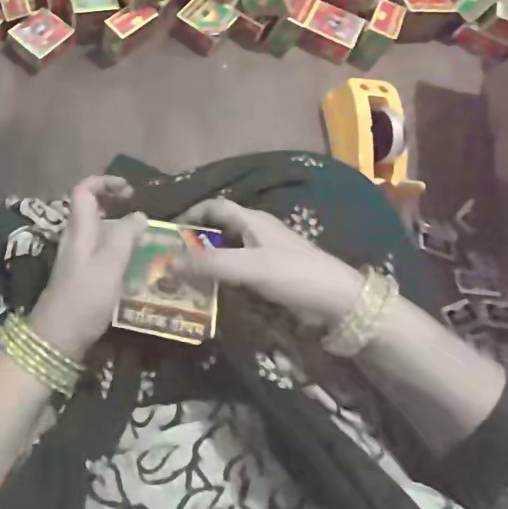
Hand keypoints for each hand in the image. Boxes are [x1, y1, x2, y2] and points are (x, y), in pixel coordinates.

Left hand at [29, 176, 141, 358]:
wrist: (57, 338)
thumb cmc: (84, 298)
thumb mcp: (109, 265)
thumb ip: (125, 236)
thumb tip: (138, 214)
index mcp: (79, 229)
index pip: (84, 190)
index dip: (104, 182)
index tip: (129, 189)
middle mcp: (76, 238)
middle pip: (93, 209)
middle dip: (118, 206)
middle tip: (145, 216)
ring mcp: (78, 257)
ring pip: (100, 232)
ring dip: (122, 230)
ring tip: (149, 240)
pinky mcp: (83, 275)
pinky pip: (103, 251)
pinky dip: (120, 250)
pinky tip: (137, 264)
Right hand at [177, 198, 363, 329]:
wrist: (340, 302)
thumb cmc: (295, 274)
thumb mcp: (249, 267)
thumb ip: (209, 264)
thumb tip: (167, 262)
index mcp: (252, 220)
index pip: (214, 206)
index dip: (190, 213)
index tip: (167, 230)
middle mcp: (257, 232)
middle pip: (218, 229)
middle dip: (194, 241)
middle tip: (170, 259)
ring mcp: (266, 254)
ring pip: (228, 252)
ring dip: (206, 262)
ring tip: (184, 278)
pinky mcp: (273, 275)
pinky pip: (238, 271)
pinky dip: (221, 277)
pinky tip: (212, 292)